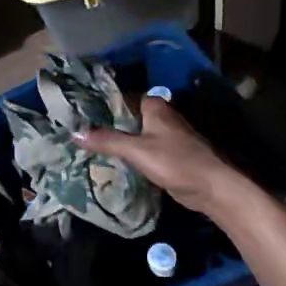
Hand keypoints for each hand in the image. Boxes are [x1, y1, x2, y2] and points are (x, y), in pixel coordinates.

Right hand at [74, 93, 243, 212]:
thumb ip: (106, 141)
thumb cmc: (175, 161)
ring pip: (136, 132)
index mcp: (156, 108)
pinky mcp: (170, 154)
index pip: (125, 97)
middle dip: (109, 121)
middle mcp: (162, 117)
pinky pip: (143, 147)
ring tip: (91, 141)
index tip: (82, 108)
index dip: (105, 101)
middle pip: (129, 115)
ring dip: (119, 137)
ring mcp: (168, 136)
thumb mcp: (136, 150)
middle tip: (80, 126)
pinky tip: (113, 158)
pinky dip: (129, 151)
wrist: (212, 188)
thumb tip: (74, 133)